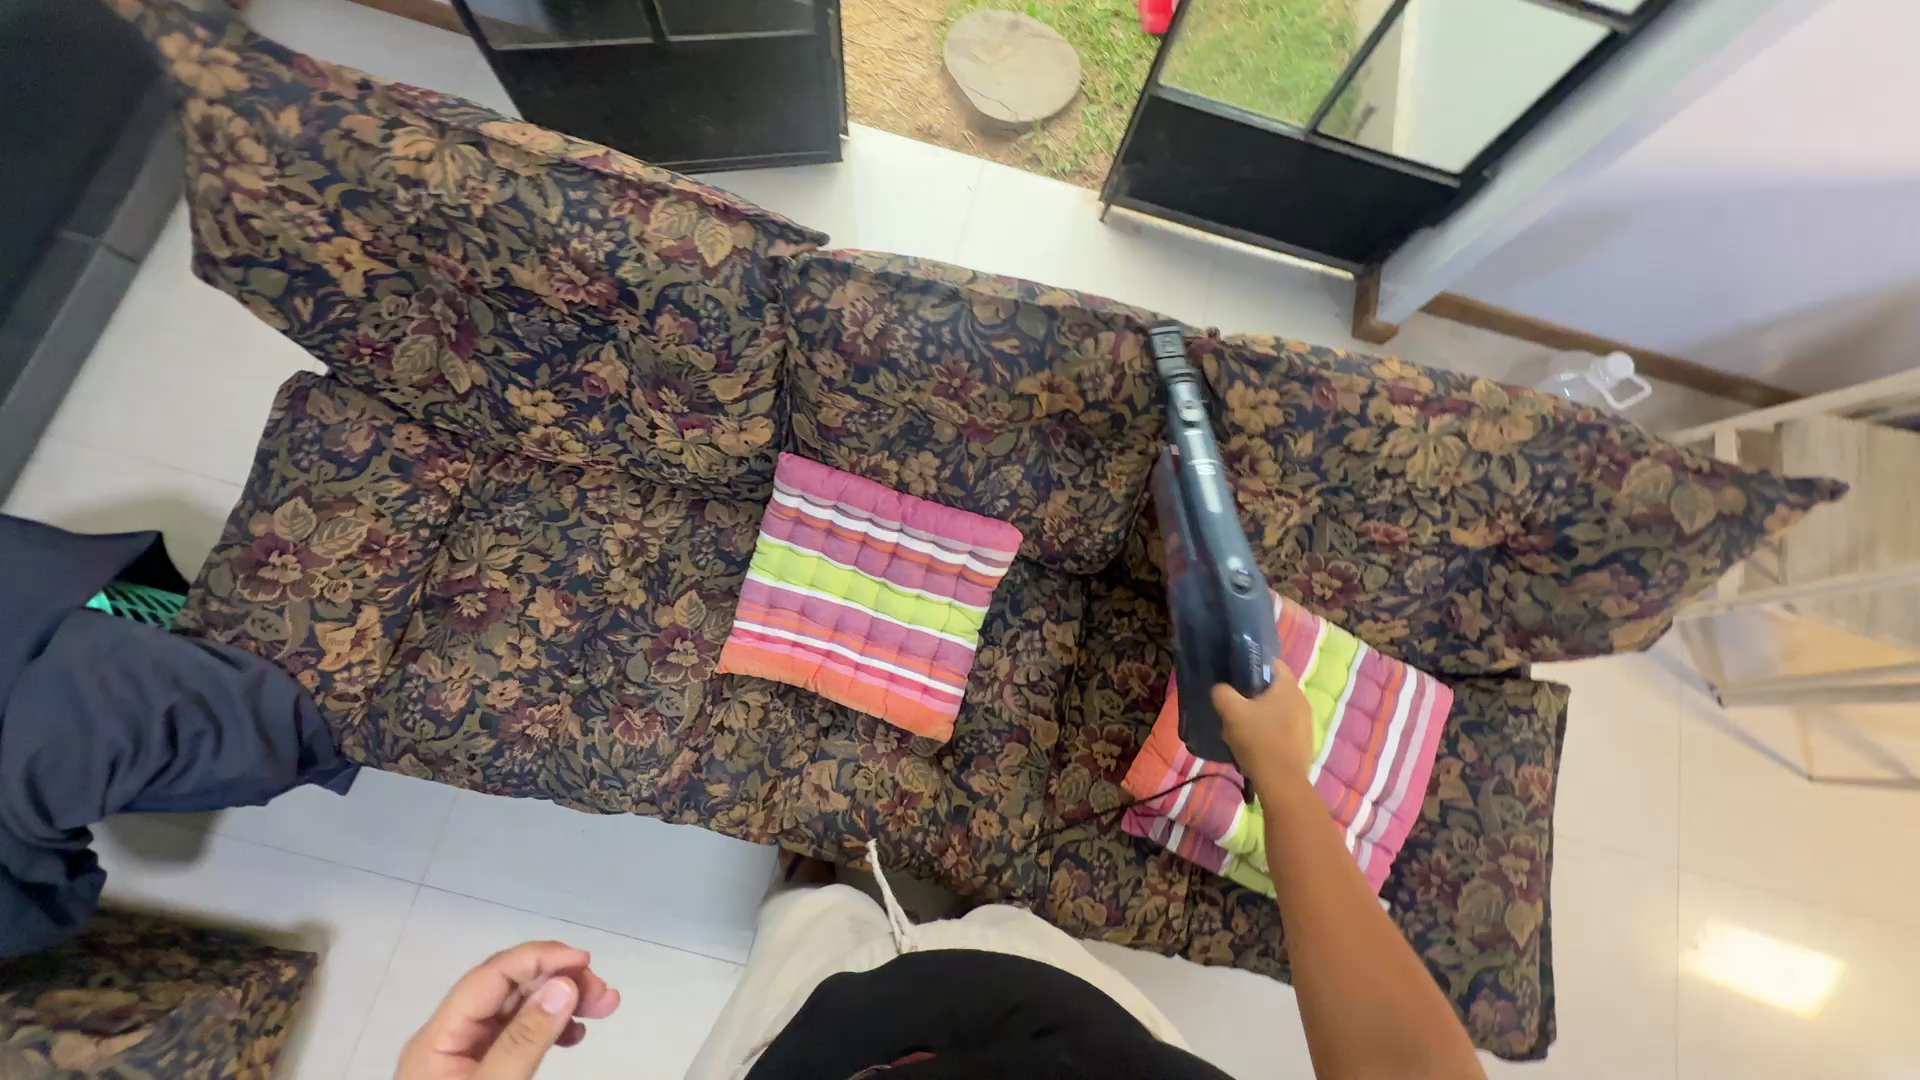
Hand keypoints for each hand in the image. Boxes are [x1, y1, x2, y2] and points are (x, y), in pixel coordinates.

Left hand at [397, 941, 621, 1079]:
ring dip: (563, 1000)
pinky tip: (576, 1036)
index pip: (492, 975)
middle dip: (560, 980)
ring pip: (520, 1006)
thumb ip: (524, 1040)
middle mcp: (451, 1038)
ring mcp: (466, 1056)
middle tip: (606, 995)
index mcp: (439, 1038)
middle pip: (509, 987)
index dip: (540, 958)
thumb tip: (563, 983)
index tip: (586, 963)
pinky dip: (553, 1025)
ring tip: (603, 1009)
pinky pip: (521, 1032)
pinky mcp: (482, 1072)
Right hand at [1213, 669, 1314, 795]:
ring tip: (1241, 723)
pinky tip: (1255, 741)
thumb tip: (1221, 689)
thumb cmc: (1258, 739)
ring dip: (1262, 712)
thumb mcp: (1231, 711)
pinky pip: (1284, 727)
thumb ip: (1222, 692)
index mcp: (1288, 687)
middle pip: (1275, 687)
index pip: (1273, 663)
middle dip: (1254, 691)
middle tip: (1234, 699)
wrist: (1281, 782)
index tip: (1235, 673)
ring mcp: (1306, 723)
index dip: (1253, 664)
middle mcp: (1302, 701)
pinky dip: (1269, 729)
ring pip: (1279, 708)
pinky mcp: (1304, 742)